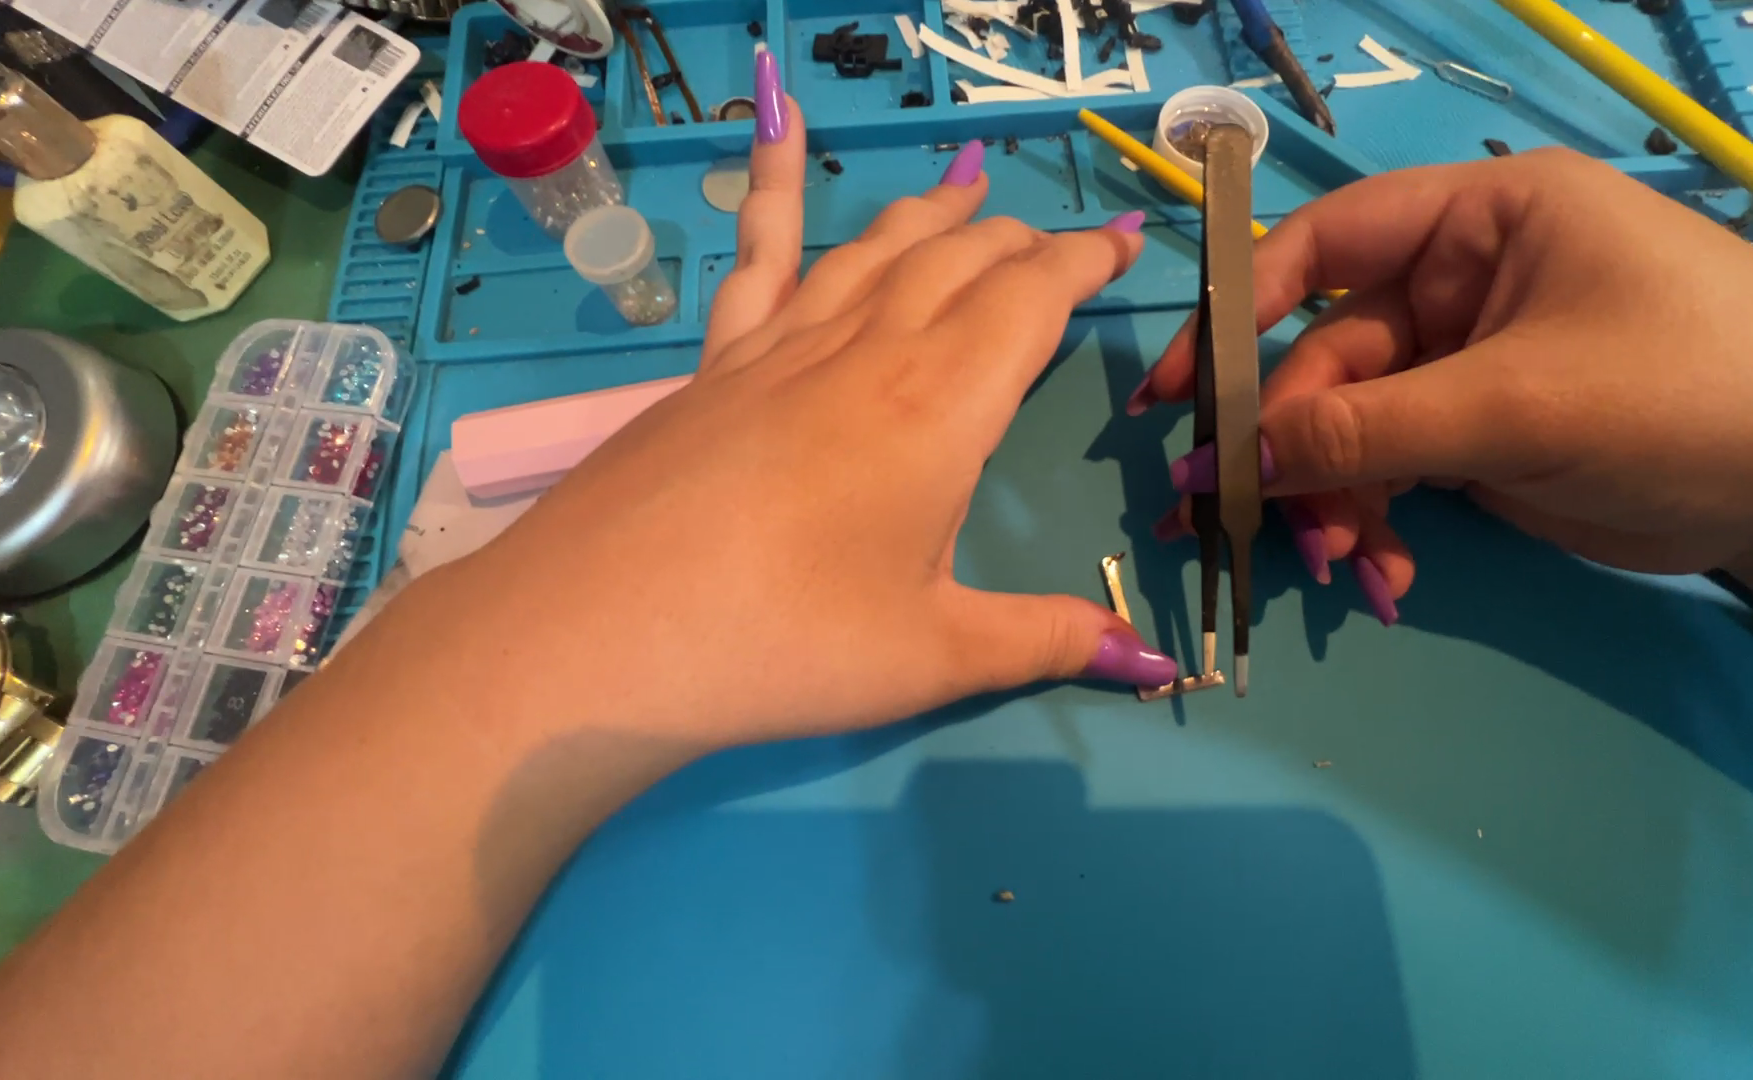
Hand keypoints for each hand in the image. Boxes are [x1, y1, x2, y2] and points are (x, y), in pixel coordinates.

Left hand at [391, 100, 1169, 760]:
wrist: (598, 638)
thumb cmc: (784, 645)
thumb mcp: (936, 656)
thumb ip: (1047, 642)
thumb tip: (1153, 665)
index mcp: (938, 406)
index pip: (1029, 299)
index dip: (1082, 264)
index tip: (1119, 245)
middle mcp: (864, 351)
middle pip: (958, 260)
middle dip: (1019, 244)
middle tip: (1053, 249)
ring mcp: (778, 348)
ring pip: (873, 248)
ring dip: (931, 215)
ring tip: (965, 189)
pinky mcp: (714, 367)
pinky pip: (754, 258)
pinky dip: (772, 188)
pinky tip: (773, 132)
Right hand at [1132, 148, 1752, 607]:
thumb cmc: (1690, 395)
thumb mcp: (1510, 406)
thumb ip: (1357, 431)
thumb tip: (1225, 465)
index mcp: (1471, 224)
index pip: (1318, 247)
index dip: (1235, 313)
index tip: (1177, 391)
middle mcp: (1447, 287)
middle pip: (1319, 368)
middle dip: (1292, 453)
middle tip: (1248, 521)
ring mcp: (1446, 368)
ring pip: (1337, 434)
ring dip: (1327, 504)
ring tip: (1338, 565)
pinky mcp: (1452, 436)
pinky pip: (1372, 475)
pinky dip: (1365, 525)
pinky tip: (1383, 574)